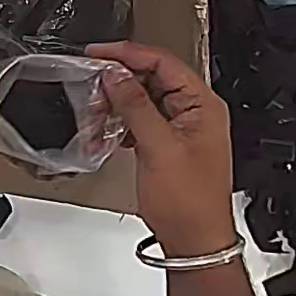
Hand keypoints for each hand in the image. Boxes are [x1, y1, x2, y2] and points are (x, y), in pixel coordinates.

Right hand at [87, 41, 237, 256]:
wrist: (193, 241)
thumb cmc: (189, 203)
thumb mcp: (159, 148)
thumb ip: (136, 107)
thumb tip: (115, 75)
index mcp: (202, 105)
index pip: (163, 62)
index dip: (128, 54)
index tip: (99, 54)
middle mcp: (194, 111)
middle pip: (152, 78)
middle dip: (119, 81)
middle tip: (92, 84)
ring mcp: (181, 128)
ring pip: (143, 99)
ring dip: (118, 102)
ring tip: (96, 110)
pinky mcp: (167, 143)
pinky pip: (141, 120)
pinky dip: (122, 121)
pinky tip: (108, 129)